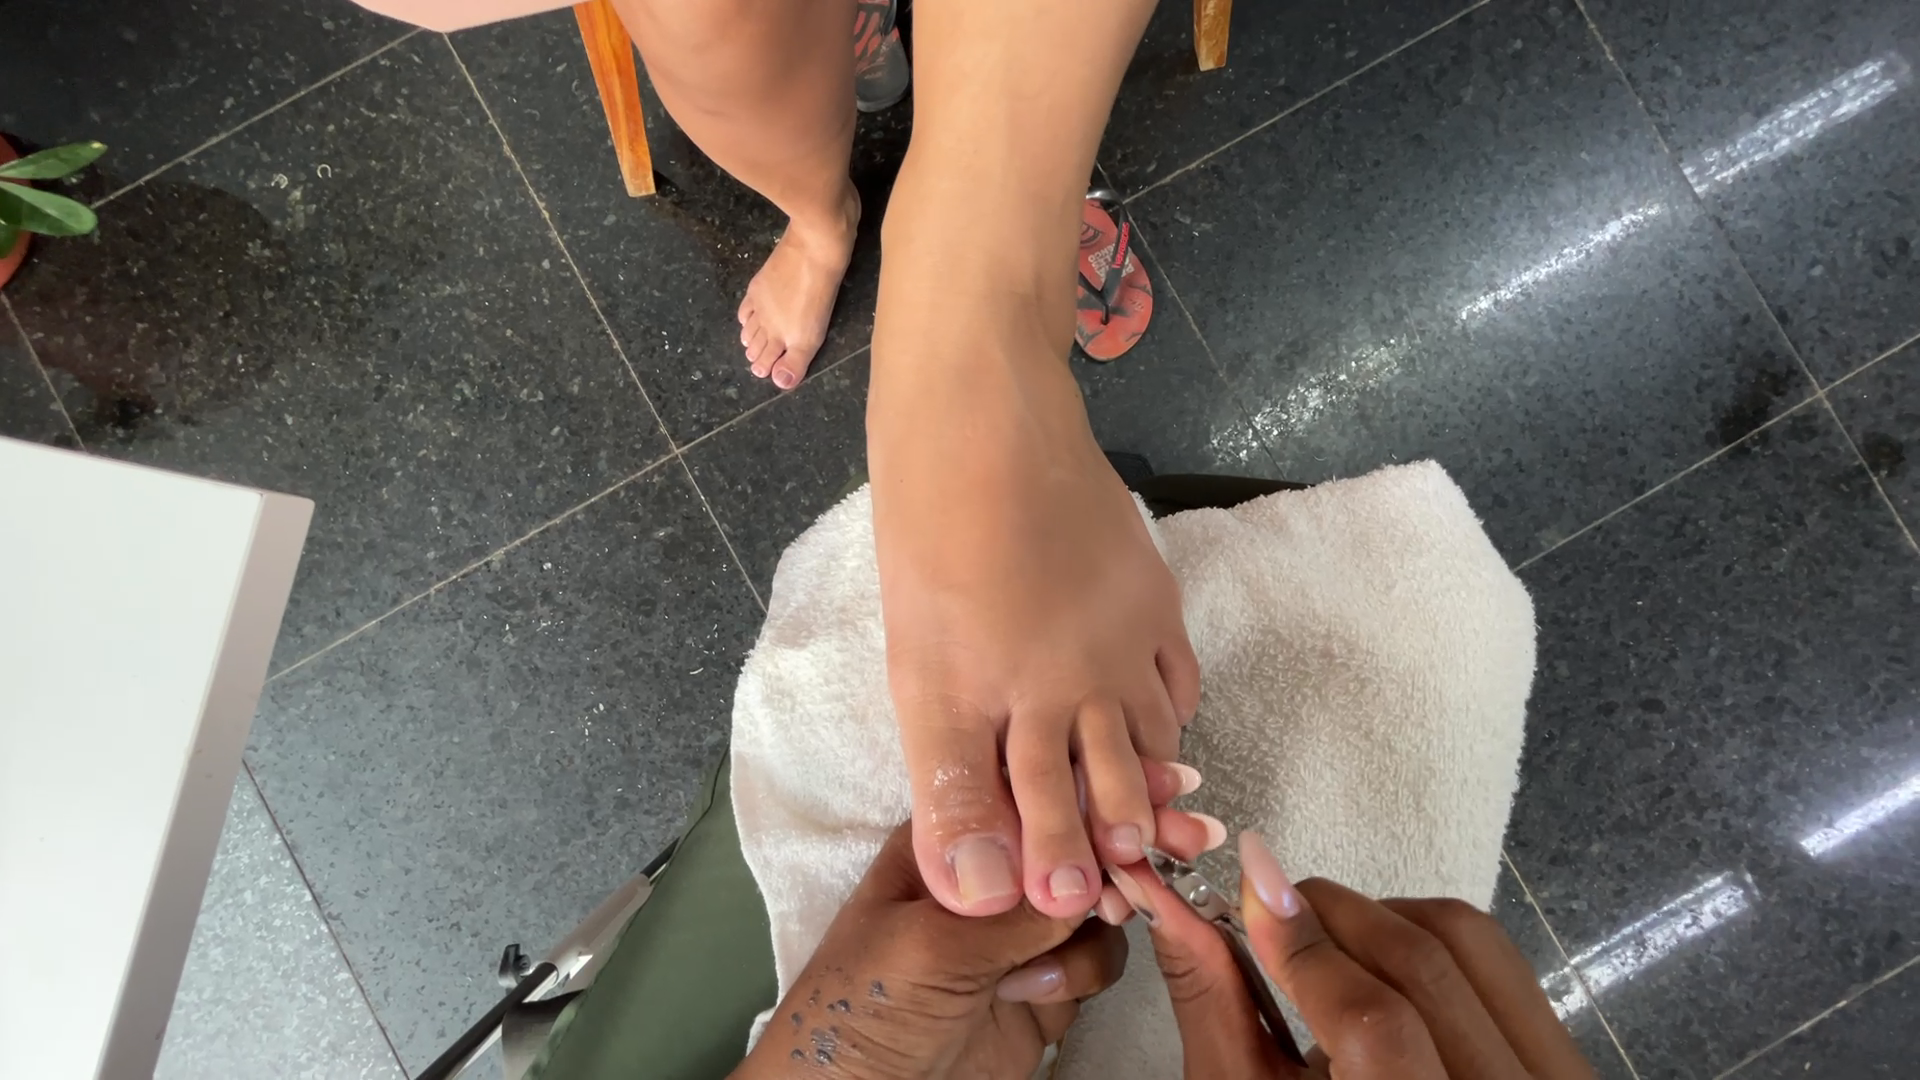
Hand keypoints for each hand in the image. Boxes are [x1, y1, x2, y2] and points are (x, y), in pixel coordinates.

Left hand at [731, 820, 1122, 1079]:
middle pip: (1076, 842)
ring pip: (1096, 900)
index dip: (1092, 789)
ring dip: (1099, 918)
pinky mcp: (1043, 983)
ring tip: (1079, 938)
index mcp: (958, 835)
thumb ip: (1020, 912)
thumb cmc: (867, 1001)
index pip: (1034, 795)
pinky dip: (1083, 972)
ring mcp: (1020, 928)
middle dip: (1123, 844)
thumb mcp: (935, 945)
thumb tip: (1101, 873)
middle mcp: (997, 871)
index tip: (1154, 785)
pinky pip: (1096, 958)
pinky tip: (1036, 993)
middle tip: (1185, 838)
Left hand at [868, 340, 1199, 919]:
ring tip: (1156, 825)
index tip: (1070, 907)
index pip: (1047, 813)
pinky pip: (1180, 674)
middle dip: (1113, 837)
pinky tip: (1169, 724)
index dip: (1057, 863)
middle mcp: (1089, 682)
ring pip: (1152, 734)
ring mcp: (1130, 632)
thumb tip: (974, 890)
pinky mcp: (1153, 588)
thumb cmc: (930, 535)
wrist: (984, 422)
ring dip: (1150, 781)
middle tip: (1127, 885)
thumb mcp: (917, 665)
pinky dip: (1174, 712)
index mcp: (1020, 705)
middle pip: (1112, 781)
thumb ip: (950, 777)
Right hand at [1129, 833, 1597, 1078]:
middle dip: (1328, 912)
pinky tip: (1382, 975)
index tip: (1248, 882)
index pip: (1377, 1026)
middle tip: (1272, 916)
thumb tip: (1170, 895)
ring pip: (1468, 942)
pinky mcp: (1561, 1057)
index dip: (1304, 945)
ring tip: (1328, 951)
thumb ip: (1211, 999)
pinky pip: (1496, 958)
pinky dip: (1422, 934)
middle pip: (1424, 961)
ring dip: (1378, 917)